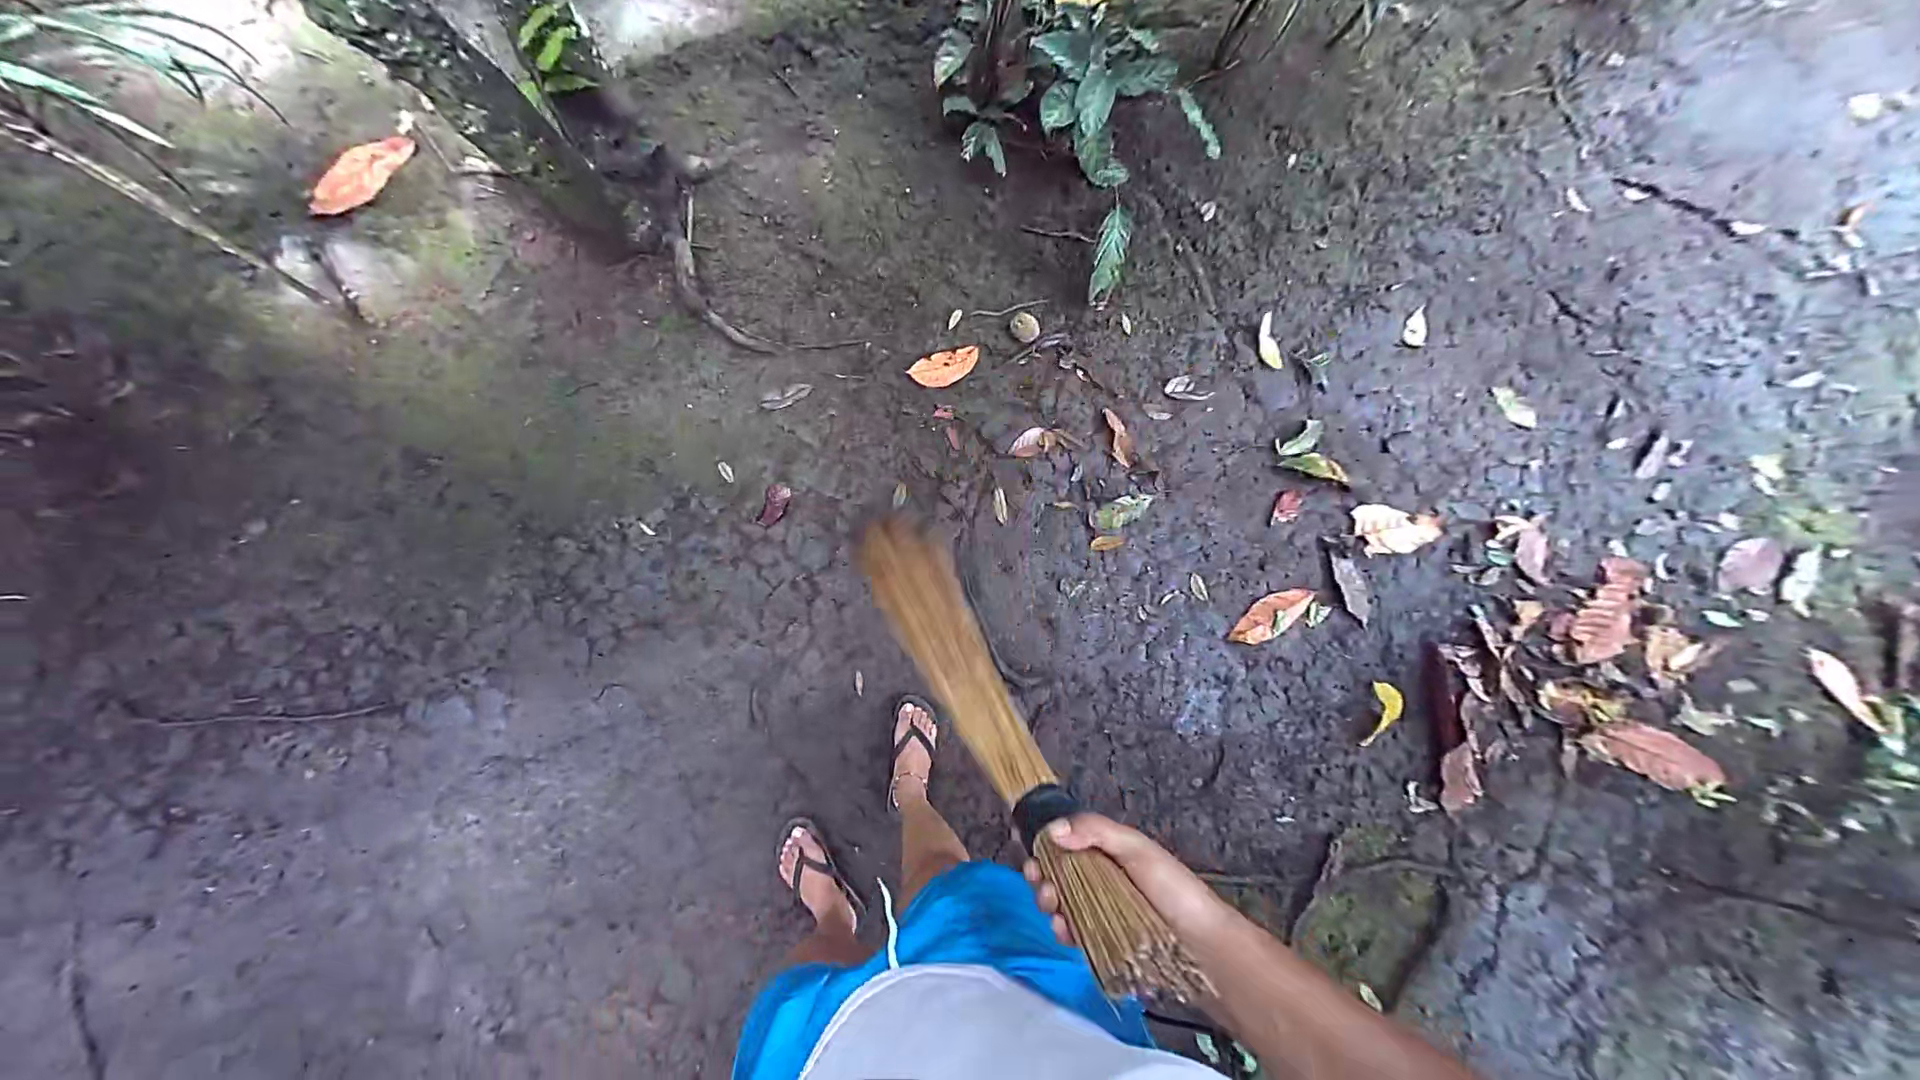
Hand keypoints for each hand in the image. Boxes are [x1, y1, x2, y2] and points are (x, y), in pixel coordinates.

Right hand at [1022, 812, 1230, 946]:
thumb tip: (1053, 829)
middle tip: (1039, 880)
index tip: (1029, 849)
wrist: (1204, 947)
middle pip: (1055, 873)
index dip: (1043, 846)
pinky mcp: (1100, 942)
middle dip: (1039, 875)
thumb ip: (1095, 830)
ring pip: (1059, 903)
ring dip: (1047, 902)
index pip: (1064, 844)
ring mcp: (1098, 912)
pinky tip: (1064, 930)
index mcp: (1105, 852)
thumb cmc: (1172, 889)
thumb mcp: (1135, 847)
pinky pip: (1072, 933)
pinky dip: (1062, 930)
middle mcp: (1098, 879)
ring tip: (1053, 906)